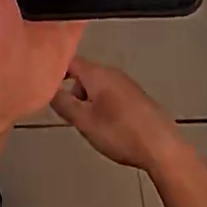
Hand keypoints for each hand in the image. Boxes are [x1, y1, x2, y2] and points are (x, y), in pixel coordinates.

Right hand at [51, 57, 182, 170]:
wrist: (159, 144)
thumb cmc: (119, 131)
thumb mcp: (84, 121)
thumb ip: (64, 104)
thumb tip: (48, 88)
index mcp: (96, 73)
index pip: (71, 61)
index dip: (57, 69)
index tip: (47, 84)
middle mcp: (111, 72)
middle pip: (84, 74)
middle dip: (74, 91)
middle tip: (71, 115)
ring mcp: (126, 83)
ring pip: (98, 85)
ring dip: (89, 100)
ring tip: (89, 125)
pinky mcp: (136, 96)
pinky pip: (112, 93)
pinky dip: (103, 104)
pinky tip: (109, 126)